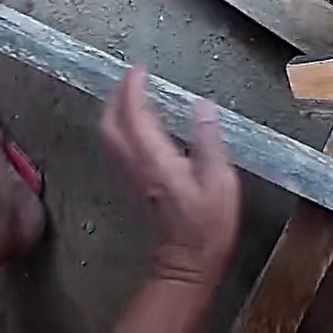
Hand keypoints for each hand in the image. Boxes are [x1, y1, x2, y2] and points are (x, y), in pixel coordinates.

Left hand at [101, 66, 240, 286]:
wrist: (189, 263)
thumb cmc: (208, 224)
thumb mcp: (220, 180)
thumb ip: (209, 141)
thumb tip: (203, 106)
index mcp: (157, 161)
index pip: (136, 118)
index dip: (134, 91)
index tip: (139, 69)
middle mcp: (139, 166)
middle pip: (111, 127)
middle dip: (116, 97)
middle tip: (131, 75)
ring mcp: (135, 176)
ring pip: (112, 137)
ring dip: (117, 110)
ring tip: (133, 91)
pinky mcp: (140, 183)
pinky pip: (122, 146)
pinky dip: (125, 125)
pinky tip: (141, 120)